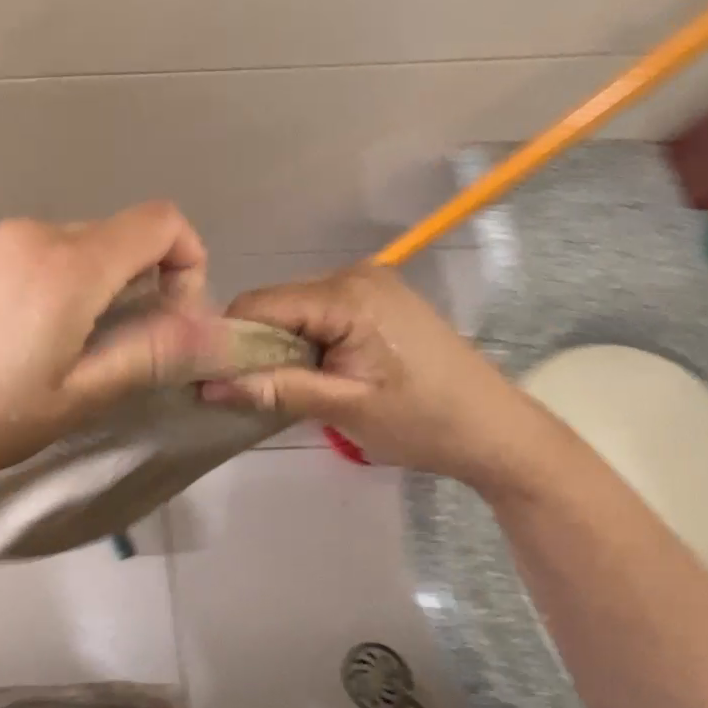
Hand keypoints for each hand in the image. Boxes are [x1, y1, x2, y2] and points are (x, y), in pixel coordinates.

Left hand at [0, 201, 224, 511]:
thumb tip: (215, 327)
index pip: (161, 221)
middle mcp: (31, 232)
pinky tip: (20, 337)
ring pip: (74, 245)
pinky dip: (52, 281)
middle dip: (138, 282)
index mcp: (68, 262)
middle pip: (116, 234)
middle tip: (116, 350)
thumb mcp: (79, 394)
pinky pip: (32, 252)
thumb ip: (152, 350)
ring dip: (93, 285)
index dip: (188, 262)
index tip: (171, 319)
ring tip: (63, 351)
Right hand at [203, 265, 559, 489]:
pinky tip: (319, 371)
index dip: (230, 340)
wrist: (499, 432)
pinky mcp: (378, 296)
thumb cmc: (425, 423)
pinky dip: (307, 339)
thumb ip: (276, 389)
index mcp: (347, 296)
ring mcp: (369, 282)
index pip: (259, 304)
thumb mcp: (345, 409)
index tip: (215, 378)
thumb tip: (208, 387)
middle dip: (257, 344)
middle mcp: (354, 274)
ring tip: (293, 386)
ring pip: (293, 307)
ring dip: (283, 344)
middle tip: (257, 390)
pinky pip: (318, 310)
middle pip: (275, 303)